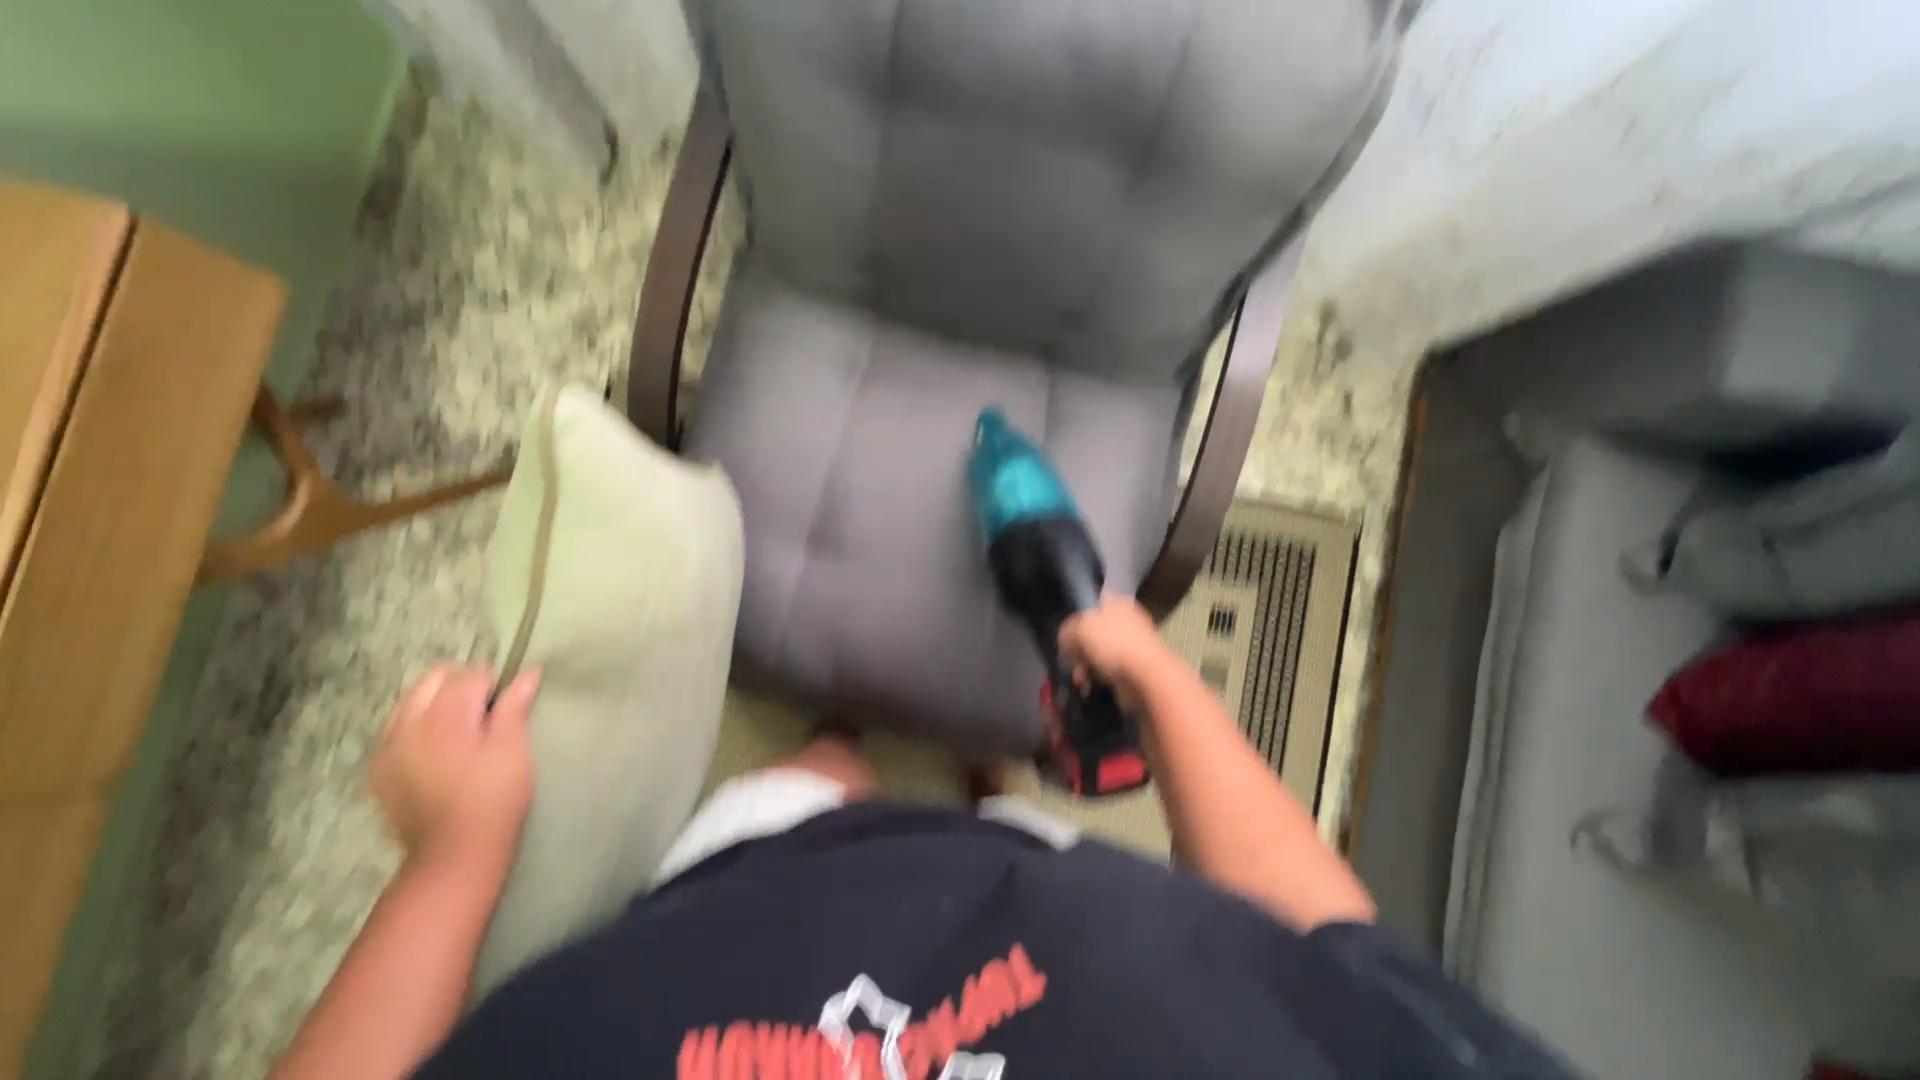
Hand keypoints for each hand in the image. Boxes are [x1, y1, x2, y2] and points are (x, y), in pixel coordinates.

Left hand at [369, 664, 539, 869]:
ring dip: (435, 702)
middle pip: (433, 678)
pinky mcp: (379, 770)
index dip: (495, 683)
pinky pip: (394, 730)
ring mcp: (388, 747)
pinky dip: (415, 727)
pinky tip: (435, 751)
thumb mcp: (514, 750)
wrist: (454, 853)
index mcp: (446, 716)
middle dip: (460, 683)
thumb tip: (527, 673)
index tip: (509, 702)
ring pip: (409, 700)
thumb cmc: (495, 798)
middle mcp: (409, 723)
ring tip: (459, 729)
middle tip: (485, 710)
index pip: (470, 675)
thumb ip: (515, 707)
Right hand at [1058, 593, 1176, 707]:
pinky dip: (1097, 678)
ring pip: (1099, 653)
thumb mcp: (1080, 629)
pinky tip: (1088, 686)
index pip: (1093, 601)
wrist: (1146, 677)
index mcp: (1117, 603)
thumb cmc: (1113, 644)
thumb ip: (1067, 630)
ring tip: (1079, 679)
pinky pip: (1108, 670)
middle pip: (1093, 630)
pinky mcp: (1133, 667)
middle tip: (1070, 661)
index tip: (1067, 632)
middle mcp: (1126, 620)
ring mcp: (1131, 644)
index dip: (1077, 615)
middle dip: (1078, 648)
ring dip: (1084, 666)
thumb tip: (1065, 640)